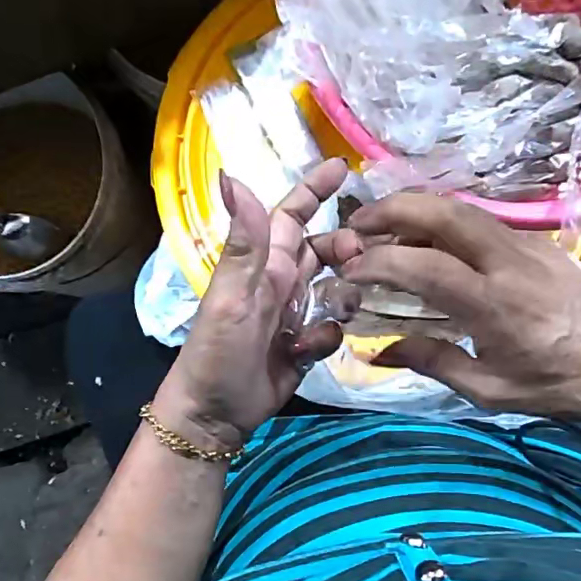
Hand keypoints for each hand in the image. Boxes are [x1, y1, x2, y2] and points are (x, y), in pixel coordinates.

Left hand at [152, 160, 352, 453]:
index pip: (291, 216)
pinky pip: (329, 331)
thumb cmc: (218, 351)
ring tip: (345, 306)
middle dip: (346, 246)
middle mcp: (280, 285)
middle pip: (323, 251)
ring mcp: (293, 317)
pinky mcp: (303, 348)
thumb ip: (244, 242)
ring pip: (334, 289)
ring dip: (346, 293)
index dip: (314, 191)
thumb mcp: (232, 294)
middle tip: (365, 257)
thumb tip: (230, 174)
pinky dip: (327, 336)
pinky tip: (308, 351)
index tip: (345, 167)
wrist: (215, 413)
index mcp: (262, 265)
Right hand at [318, 192, 580, 435]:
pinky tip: (424, 240)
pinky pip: (478, 218)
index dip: (377, 261)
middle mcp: (508, 261)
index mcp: (494, 304)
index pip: (423, 265)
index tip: (348, 270)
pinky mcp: (536, 239)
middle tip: (354, 227)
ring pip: (459, 206)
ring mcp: (525, 243)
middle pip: (441, 211)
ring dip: (413, 208)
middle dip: (389, 210)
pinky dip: (439, 219)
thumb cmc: (556, 385)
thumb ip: (430, 361)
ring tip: (380, 228)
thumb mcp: (487, 389)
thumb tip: (375, 352)